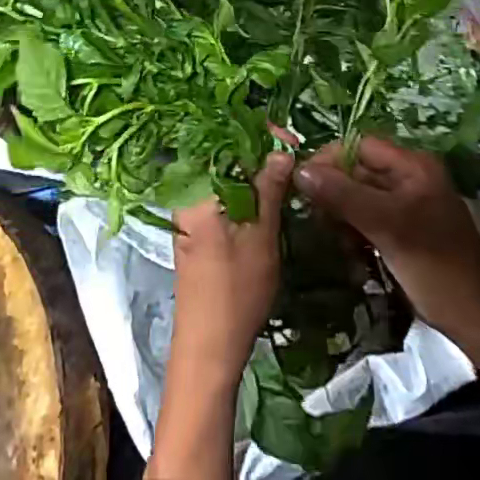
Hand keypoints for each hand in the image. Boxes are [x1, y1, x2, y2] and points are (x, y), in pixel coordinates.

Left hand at [171, 153, 292, 367]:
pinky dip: (242, 187)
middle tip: (292, 154)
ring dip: (252, 168)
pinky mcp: (195, 225)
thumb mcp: (261, 237)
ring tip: (285, 169)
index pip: (224, 140)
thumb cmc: (236, 291)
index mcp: (197, 189)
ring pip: (222, 173)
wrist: (207, 345)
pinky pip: (219, 191)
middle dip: (258, 148)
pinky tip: (266, 193)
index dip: (258, 134)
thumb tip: (280, 152)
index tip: (290, 141)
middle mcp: (186, 192)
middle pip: (222, 153)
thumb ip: (268, 189)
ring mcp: (188, 209)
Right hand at [296, 137, 479, 330]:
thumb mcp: (388, 226)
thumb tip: (300, 170)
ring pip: (357, 196)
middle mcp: (408, 178)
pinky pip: (365, 218)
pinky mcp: (401, 231)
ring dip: (339, 214)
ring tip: (328, 236)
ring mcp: (405, 206)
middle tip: (311, 215)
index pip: (359, 145)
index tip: (301, 182)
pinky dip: (351, 230)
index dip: (328, 158)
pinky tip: (346, 250)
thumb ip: (343, 195)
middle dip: (331, 190)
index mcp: (413, 166)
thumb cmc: (438, 267)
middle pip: (356, 170)